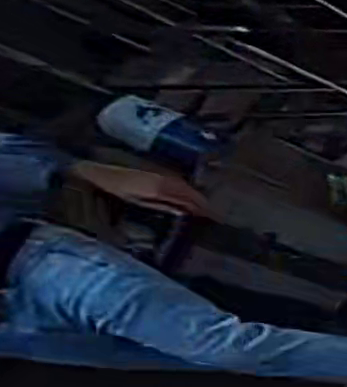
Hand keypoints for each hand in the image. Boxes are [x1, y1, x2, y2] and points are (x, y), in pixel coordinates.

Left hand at [68, 161, 209, 216]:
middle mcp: (166, 182)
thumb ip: (160, 206)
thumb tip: (182, 212)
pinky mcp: (161, 172)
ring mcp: (164, 176)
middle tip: (208, 211)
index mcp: (160, 191)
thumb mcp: (135, 200)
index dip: (199, 208)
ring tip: (201, 203)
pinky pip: (180, 182)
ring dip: (196, 195)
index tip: (206, 215)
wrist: (99, 171)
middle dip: (201, 202)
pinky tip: (188, 194)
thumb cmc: (114, 188)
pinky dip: (187, 189)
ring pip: (188, 187)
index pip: (188, 200)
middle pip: (191, 193)